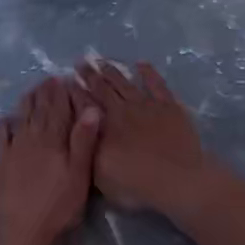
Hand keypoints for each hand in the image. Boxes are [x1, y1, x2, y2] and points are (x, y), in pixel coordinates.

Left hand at [0, 77, 101, 244]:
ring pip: (20, 119)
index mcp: (53, 141)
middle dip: (45, 94)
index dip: (62, 94)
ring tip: (32, 91)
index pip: (58, 110)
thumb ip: (84, 141)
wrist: (19, 233)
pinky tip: (6, 119)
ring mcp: (11, 151)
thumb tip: (91, 108)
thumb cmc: (56, 207)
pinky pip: (0, 137)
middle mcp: (31, 139)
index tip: (65, 79)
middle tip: (49, 79)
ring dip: (27, 103)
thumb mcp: (79, 176)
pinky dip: (5, 124)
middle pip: (39, 111)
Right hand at [75, 62, 219, 214]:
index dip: (75, 91)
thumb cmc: (136, 183)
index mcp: (104, 125)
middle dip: (89, 75)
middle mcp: (123, 109)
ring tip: (101, 61)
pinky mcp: (169, 106)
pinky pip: (156, 84)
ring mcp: (147, 105)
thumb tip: (79, 128)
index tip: (66, 80)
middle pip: (103, 88)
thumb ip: (87, 149)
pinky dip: (148, 73)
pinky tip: (141, 64)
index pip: (84, 103)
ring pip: (126, 82)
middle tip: (80, 62)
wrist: (177, 180)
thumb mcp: (99, 173)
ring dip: (112, 71)